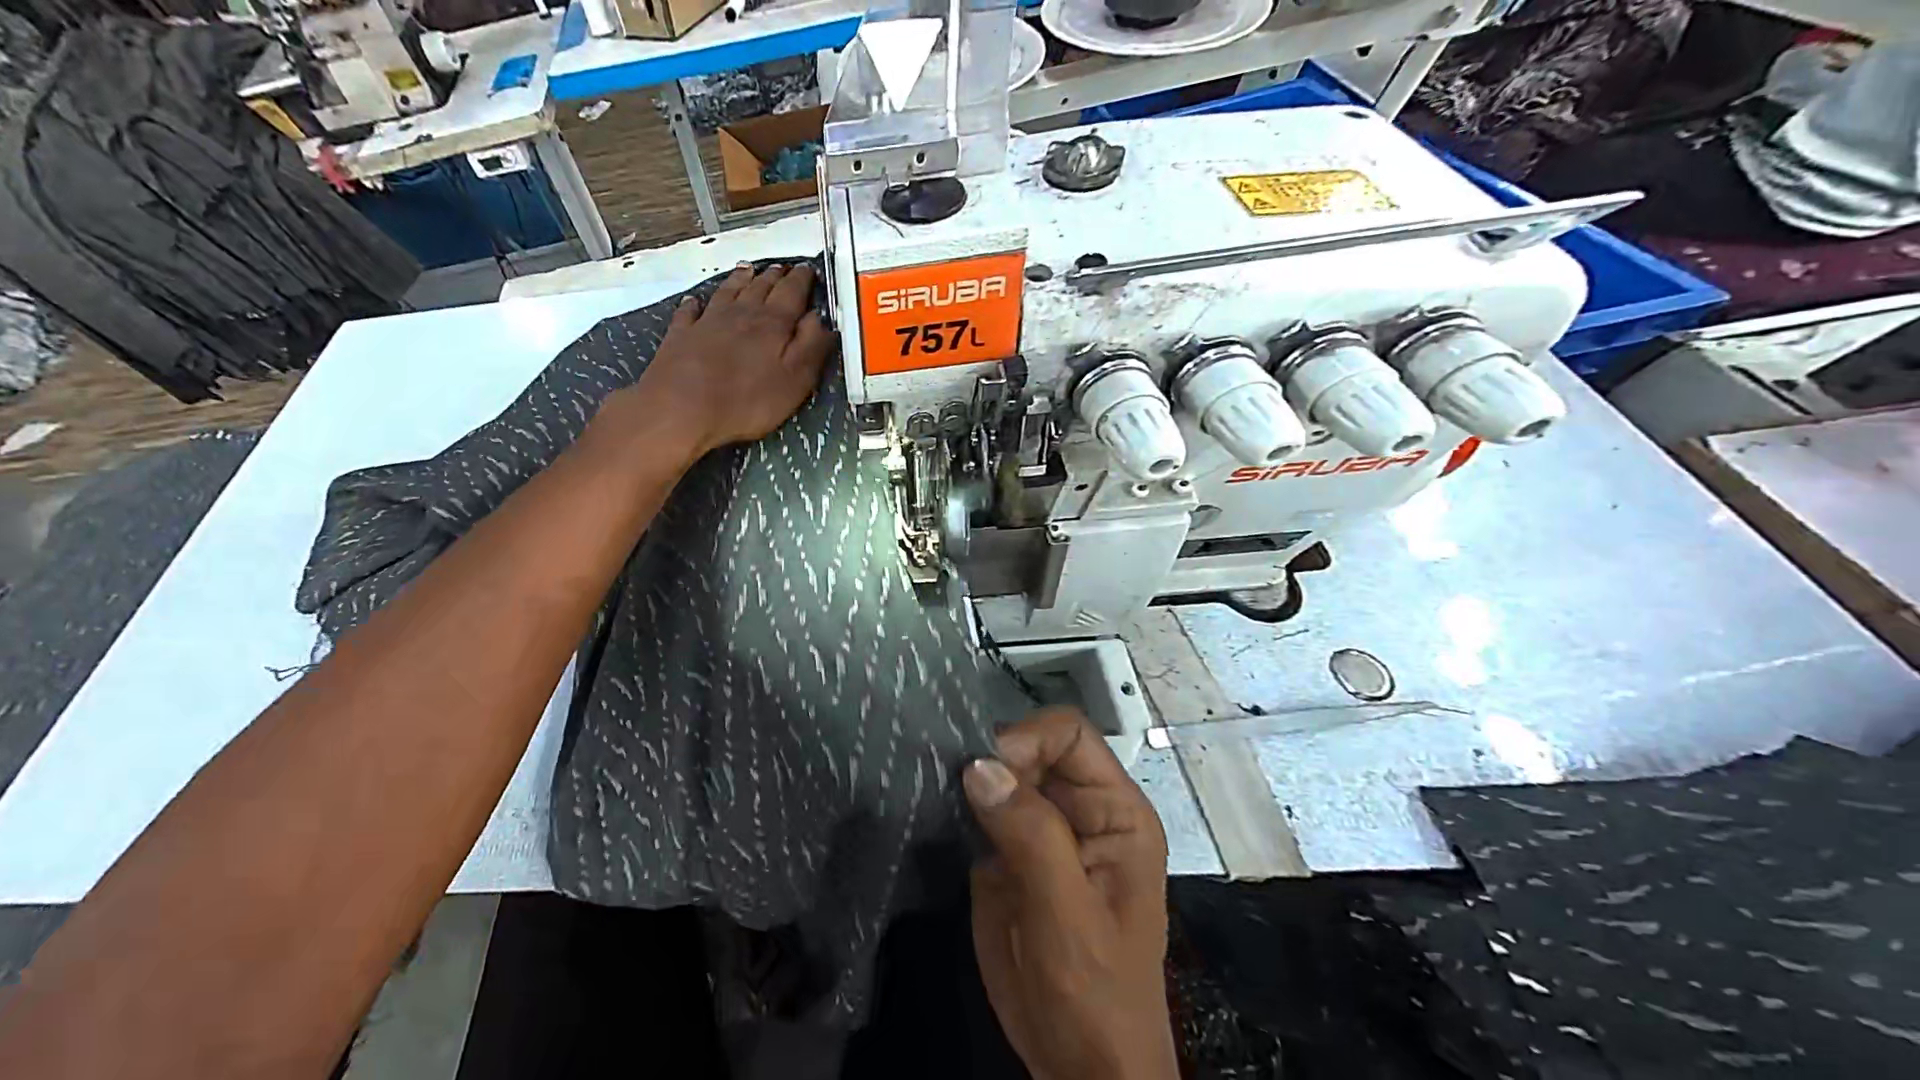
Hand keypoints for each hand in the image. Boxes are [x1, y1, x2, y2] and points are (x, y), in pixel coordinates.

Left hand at [631, 262, 836, 456]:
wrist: (682, 407)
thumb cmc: (747, 400)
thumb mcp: (795, 379)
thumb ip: (811, 347)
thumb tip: (821, 319)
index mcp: (773, 324)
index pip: (792, 292)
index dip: (802, 280)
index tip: (808, 270)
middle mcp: (741, 314)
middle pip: (761, 287)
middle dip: (775, 276)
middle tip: (783, 268)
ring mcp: (708, 321)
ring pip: (729, 291)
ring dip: (741, 279)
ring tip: (748, 269)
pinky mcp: (682, 334)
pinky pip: (691, 311)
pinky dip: (696, 303)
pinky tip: (696, 300)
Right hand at [964, 707, 1175, 1079]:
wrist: (1078, 1067)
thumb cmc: (1094, 995)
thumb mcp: (1068, 915)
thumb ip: (1031, 835)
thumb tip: (980, 765)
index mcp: (1114, 812)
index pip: (1070, 736)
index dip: (1027, 740)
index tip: (983, 771)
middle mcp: (1078, 810)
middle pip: (1032, 751)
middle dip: (992, 760)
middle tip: (949, 784)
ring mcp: (1041, 832)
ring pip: (1002, 777)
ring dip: (970, 781)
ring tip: (935, 792)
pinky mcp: (1007, 855)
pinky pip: (981, 812)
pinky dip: (958, 809)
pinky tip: (936, 815)